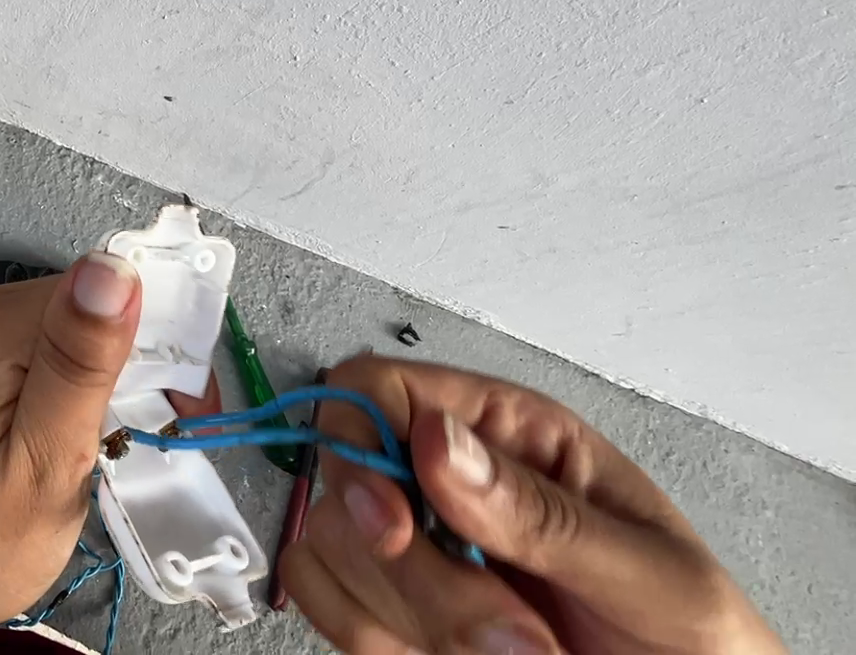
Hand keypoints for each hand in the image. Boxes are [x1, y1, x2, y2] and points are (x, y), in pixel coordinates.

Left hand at [0, 252, 142, 649]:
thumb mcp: (44, 461)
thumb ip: (78, 362)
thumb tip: (112, 265)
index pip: (103, 291)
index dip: (156, 342)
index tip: (183, 408)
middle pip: (91, 304)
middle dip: (139, 362)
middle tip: (150, 436)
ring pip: (78, 325)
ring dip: (114, 377)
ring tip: (115, 442)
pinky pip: (52, 346)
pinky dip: (82, 384)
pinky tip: (82, 428)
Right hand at [282, 356, 783, 653]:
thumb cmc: (700, 649)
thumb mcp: (658, 583)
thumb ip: (543, 514)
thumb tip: (433, 437)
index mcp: (495, 432)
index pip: (369, 387)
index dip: (355, 439)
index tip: (392, 524)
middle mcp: (429, 470)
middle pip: (341, 478)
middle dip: (412, 571)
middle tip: (510, 635)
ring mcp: (398, 533)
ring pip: (324, 540)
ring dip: (407, 617)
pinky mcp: (374, 590)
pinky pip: (315, 589)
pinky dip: (367, 634)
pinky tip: (437, 654)